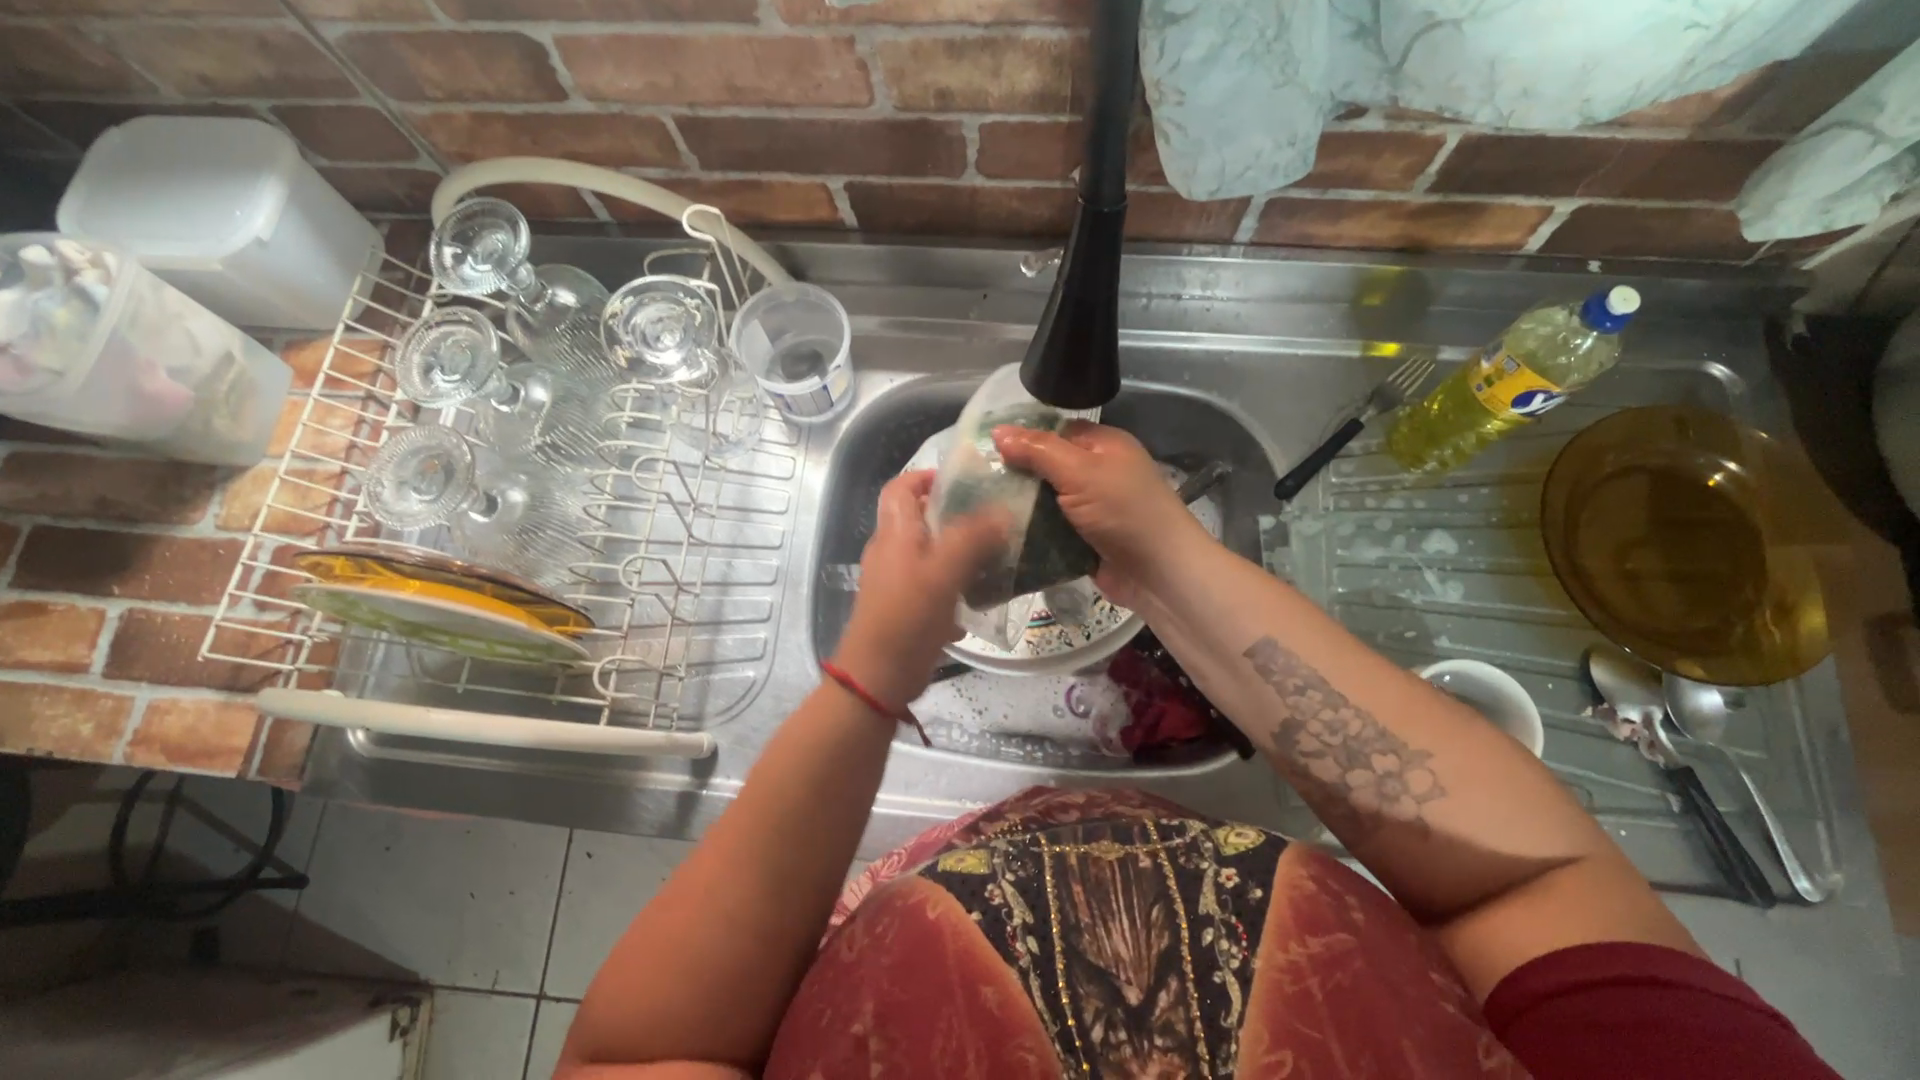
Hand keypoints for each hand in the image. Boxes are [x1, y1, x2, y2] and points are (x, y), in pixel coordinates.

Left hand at [832, 470, 1008, 708]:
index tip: (965, 481)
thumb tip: (1002, 510)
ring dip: (960, 550)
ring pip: (930, 552)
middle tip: (992, 518)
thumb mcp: (943, 573)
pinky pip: (933, 584)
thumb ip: (972, 538)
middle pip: (919, 518)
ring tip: (995, 554)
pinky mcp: (905, 608)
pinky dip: (955, 584)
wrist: (877, 677)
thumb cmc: (906, 619)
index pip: (901, 487)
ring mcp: (896, 581)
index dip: (927, 476)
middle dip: (954, 513)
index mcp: (894, 534)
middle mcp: (891, 551)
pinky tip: (980, 597)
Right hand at [992, 421, 1208, 606]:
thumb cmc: (1124, 512)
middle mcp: (1098, 473)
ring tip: (979, 508)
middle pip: (1047, 467)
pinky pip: (1050, 531)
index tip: (984, 446)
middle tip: (974, 480)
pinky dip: (1031, 533)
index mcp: (1104, 445)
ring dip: (1020, 508)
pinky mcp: (1083, 540)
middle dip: (1017, 475)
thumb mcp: (1080, 471)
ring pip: (1045, 501)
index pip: (1055, 431)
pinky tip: (999, 534)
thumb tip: (997, 431)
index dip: (1023, 437)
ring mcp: (1091, 509)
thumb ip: (1038, 450)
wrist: (1159, 573)